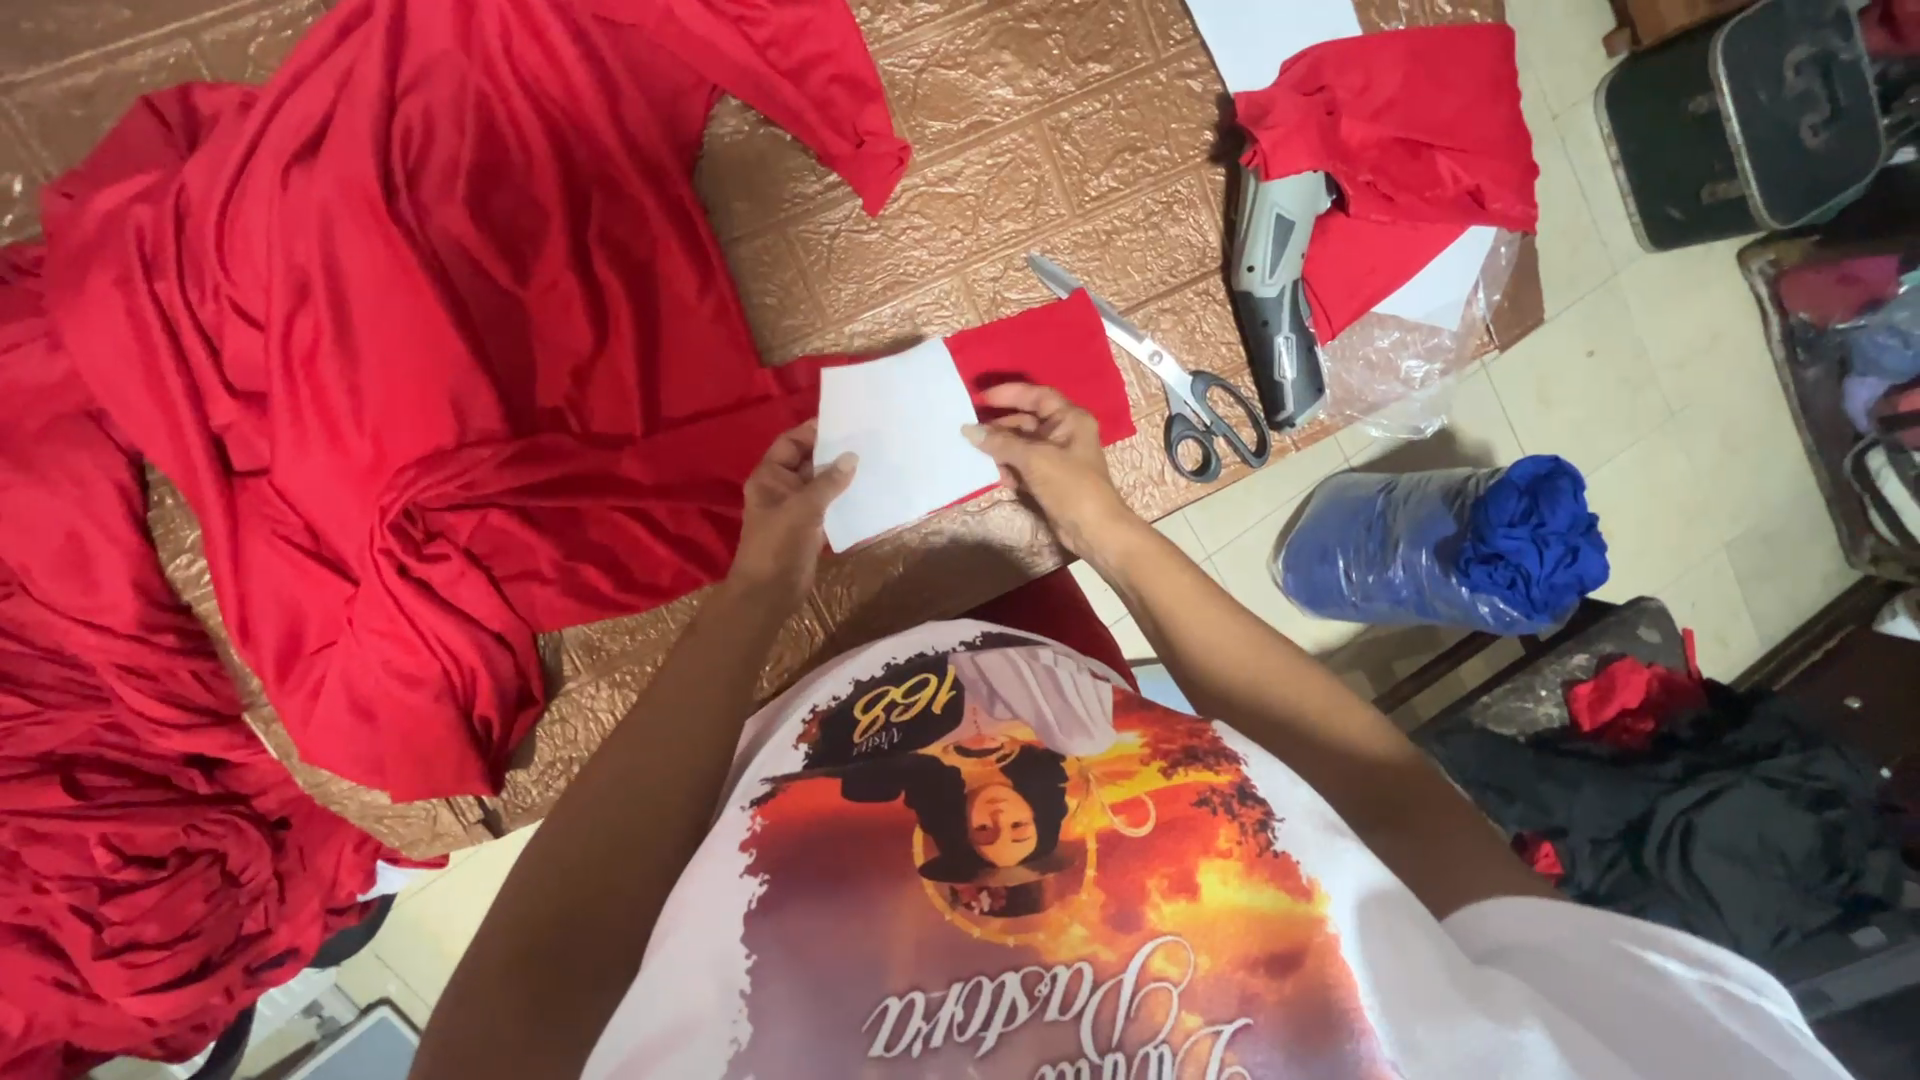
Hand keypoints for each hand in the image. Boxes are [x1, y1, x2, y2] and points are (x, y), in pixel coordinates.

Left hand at [727, 420, 855, 606]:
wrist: (770, 592)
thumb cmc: (778, 546)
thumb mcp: (803, 509)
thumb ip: (827, 482)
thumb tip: (851, 457)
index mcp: (769, 477)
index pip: (790, 443)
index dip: (812, 432)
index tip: (843, 422)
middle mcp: (781, 488)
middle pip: (807, 461)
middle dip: (832, 452)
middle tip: (865, 439)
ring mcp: (795, 508)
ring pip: (820, 483)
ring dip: (840, 475)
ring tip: (871, 460)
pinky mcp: (810, 526)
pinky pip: (828, 503)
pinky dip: (843, 496)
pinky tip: (866, 490)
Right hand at [962, 382, 1137, 557]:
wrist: (1093, 529)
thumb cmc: (1070, 486)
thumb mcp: (1034, 459)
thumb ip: (1001, 442)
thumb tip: (969, 430)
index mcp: (1070, 419)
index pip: (1036, 396)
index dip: (1008, 394)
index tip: (980, 398)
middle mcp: (1064, 433)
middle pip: (1026, 421)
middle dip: (1000, 427)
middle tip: (971, 431)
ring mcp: (1057, 458)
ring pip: (1022, 445)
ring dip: (1002, 450)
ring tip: (979, 456)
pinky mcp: (1050, 479)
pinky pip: (1024, 466)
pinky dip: (1010, 469)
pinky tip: (998, 477)